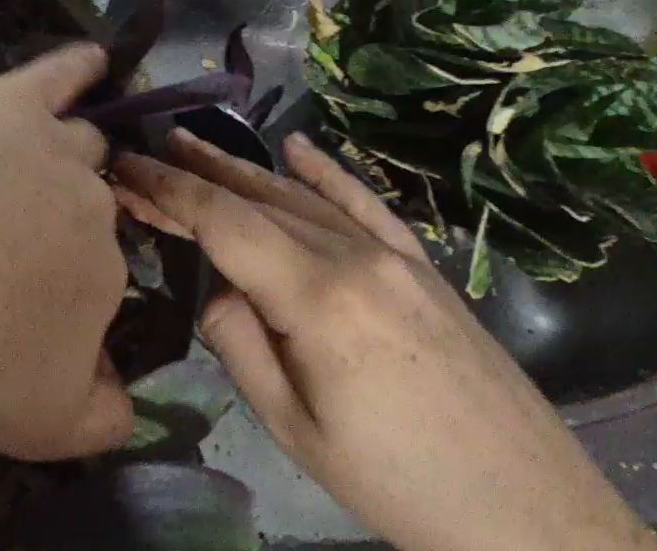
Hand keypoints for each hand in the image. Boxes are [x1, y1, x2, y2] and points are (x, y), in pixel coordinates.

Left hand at [0, 43, 132, 460]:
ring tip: (65, 144)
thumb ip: (98, 415)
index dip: (66, 279)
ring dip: (74, 147)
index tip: (28, 285)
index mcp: (102, 282)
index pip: (100, 275)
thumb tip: (124, 400)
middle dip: (67, 214)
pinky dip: (76, 68)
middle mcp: (91, 214)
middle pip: (90, 205)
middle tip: (20, 223)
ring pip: (78, 144)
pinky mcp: (12, 107)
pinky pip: (57, 77)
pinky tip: (91, 59)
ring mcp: (54, 154)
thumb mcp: (43, 423)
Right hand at [115, 130, 656, 550]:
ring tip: (189, 143)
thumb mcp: (291, 424)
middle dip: (190, 175)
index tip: (123, 168)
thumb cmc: (396, 483)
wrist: (534, 518)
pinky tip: (296, 147)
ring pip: (300, 196)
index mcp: (316, 298)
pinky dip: (326, 173)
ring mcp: (396, 258)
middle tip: (140, 155)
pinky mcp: (424, 270)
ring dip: (239, 168)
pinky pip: (365, 205)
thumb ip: (238, 341)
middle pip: (254, 200)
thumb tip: (218, 287)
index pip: (221, 220)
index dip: (165, 188)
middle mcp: (354, 258)